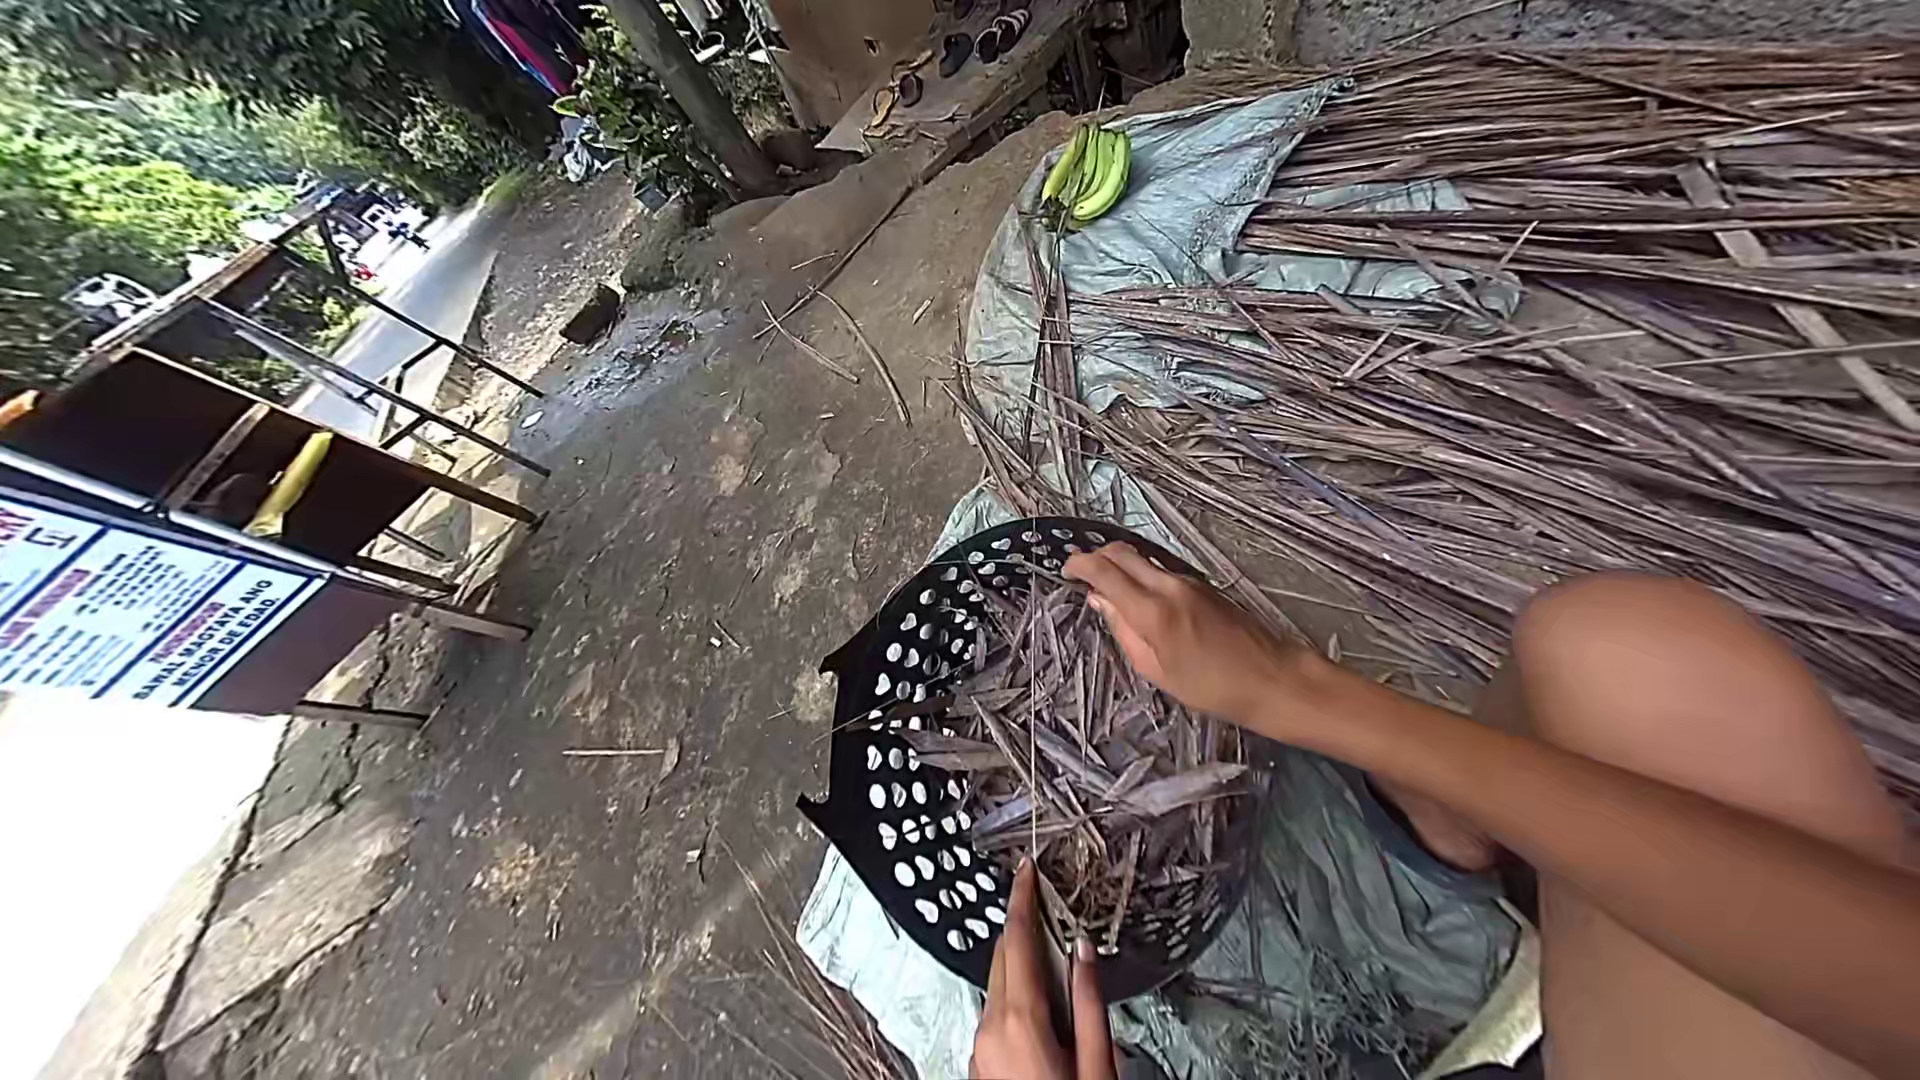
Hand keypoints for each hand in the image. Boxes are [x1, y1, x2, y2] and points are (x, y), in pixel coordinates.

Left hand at [971, 863, 1115, 1079]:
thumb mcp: (1097, 1067)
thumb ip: (1089, 1002)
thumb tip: (1085, 949)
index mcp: (1019, 1020)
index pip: (1016, 937)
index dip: (1021, 897)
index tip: (1026, 870)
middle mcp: (990, 1028)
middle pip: (1003, 956)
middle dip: (1025, 932)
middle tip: (1052, 920)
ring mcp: (979, 1048)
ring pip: (998, 985)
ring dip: (1021, 971)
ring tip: (1057, 984)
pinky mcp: (977, 1065)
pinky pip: (994, 1015)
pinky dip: (1014, 1003)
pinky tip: (1042, 1022)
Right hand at [1065, 542, 1311, 725]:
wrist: (1274, 679)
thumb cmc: (1211, 687)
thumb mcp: (1155, 669)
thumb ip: (1123, 630)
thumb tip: (1099, 601)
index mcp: (1152, 611)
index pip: (1104, 570)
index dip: (1079, 565)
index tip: (1066, 571)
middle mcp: (1168, 586)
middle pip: (1122, 551)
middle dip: (1096, 555)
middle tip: (1082, 573)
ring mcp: (1187, 581)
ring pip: (1141, 558)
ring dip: (1118, 564)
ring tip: (1107, 588)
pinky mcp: (1202, 585)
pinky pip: (1159, 570)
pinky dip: (1139, 574)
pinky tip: (1137, 597)